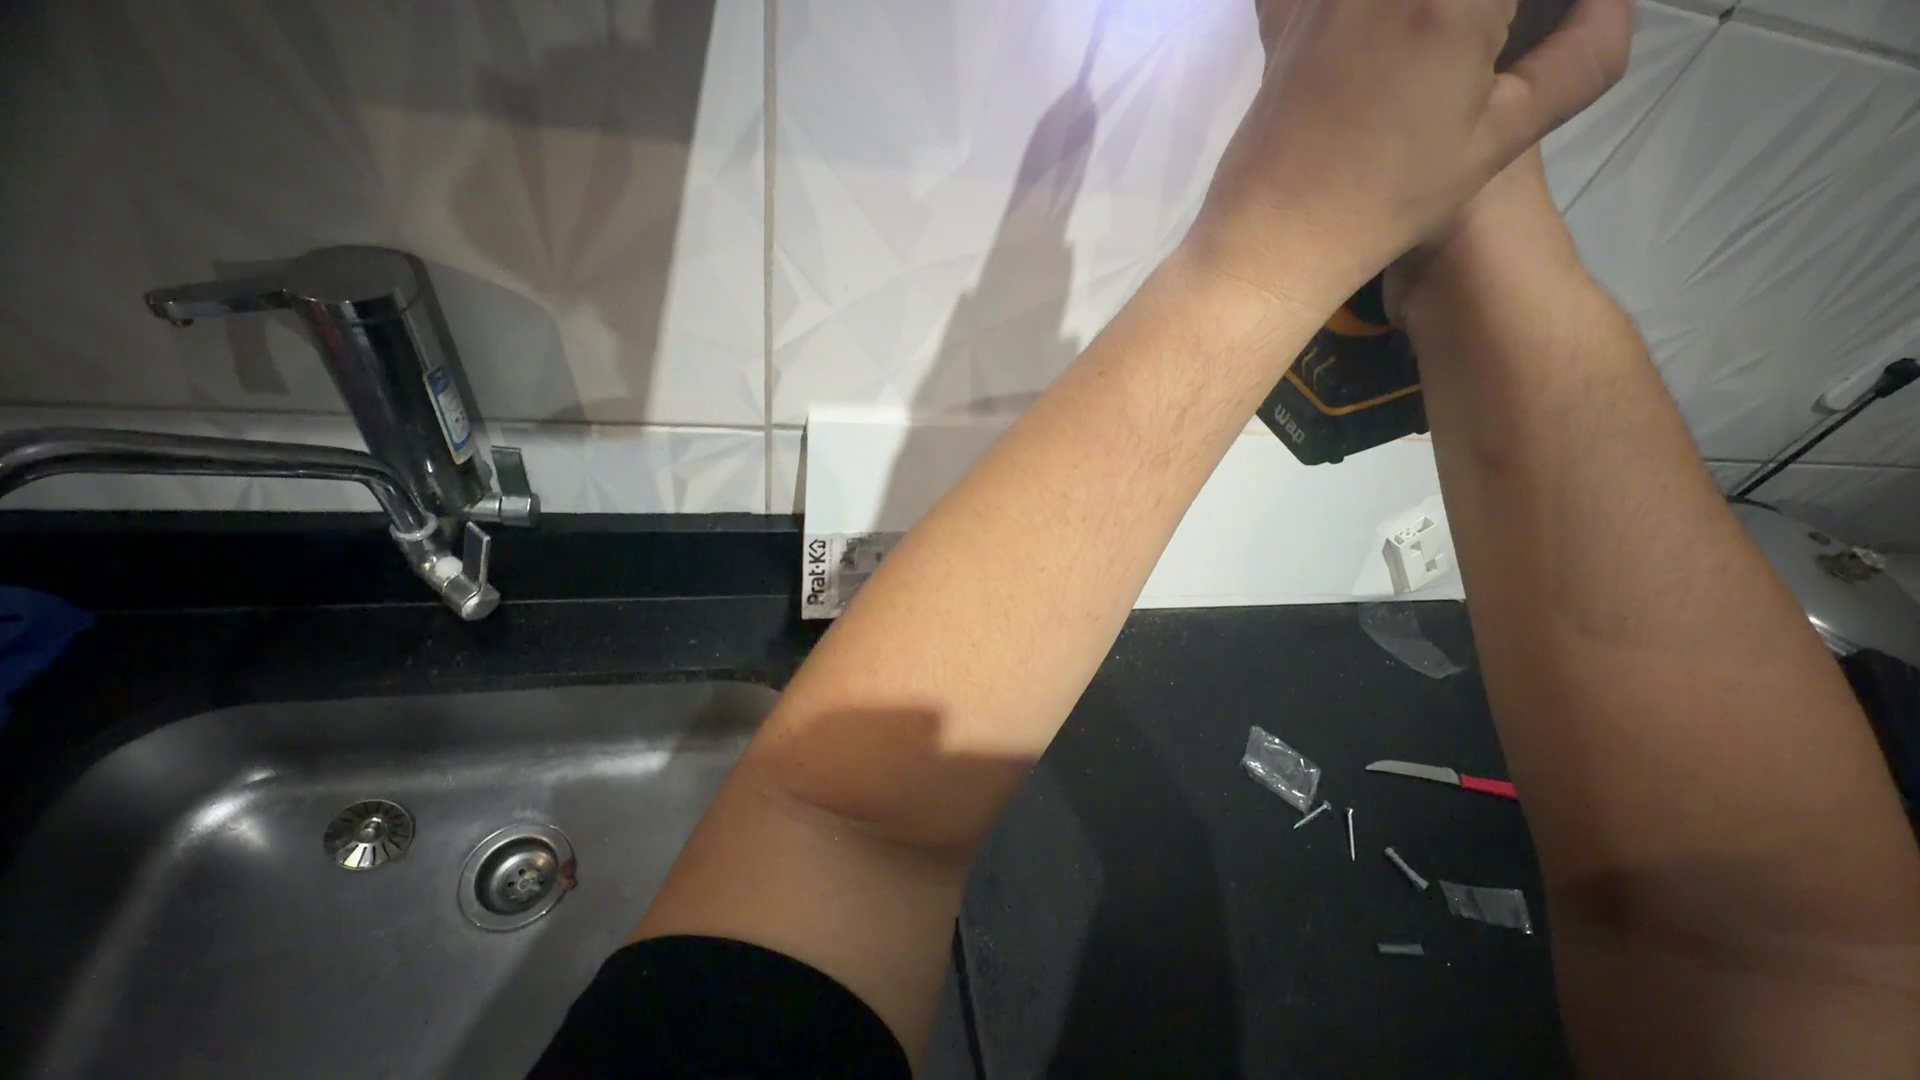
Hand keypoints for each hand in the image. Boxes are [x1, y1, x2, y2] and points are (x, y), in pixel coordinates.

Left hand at [1186, 0, 1630, 307]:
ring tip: (1437, 41)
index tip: (1541, 25)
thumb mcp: (1502, 138)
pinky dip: (1350, 6)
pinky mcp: (1282, 11)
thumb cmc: (1389, 199)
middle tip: (1484, 39)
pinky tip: (1369, 27)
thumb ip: (1582, 56)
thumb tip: (1610, 1)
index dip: (1545, 6)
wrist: (1275, 237)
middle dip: (1484, 13)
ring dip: (1426, 12)